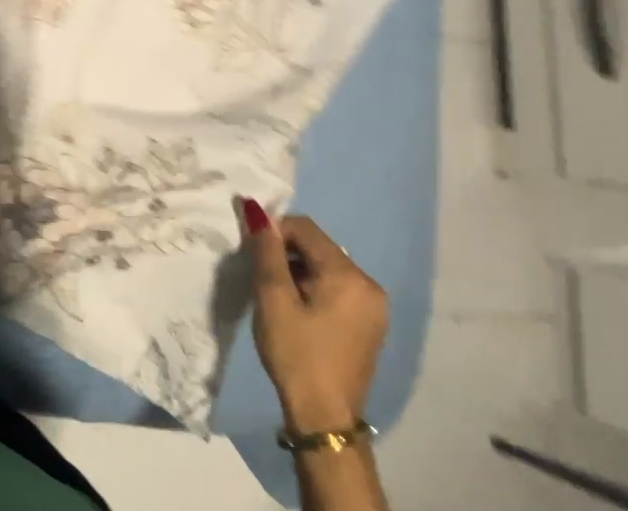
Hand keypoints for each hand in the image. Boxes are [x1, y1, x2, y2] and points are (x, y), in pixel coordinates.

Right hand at [243, 206, 388, 433]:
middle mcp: (369, 283)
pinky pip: (339, 289)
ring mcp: (375, 305)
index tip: (252, 254)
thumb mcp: (273, 299)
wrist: (324, 416)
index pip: (306, 228)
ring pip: (328, 268)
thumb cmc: (295, 353)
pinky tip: (298, 313)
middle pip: (320, 247)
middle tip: (261, 279)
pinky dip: (315, 289)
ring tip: (277, 299)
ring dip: (299, 271)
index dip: (274, 232)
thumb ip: (267, 252)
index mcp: (348, 275)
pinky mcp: (371, 323)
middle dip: (287, 253)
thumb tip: (256, 209)